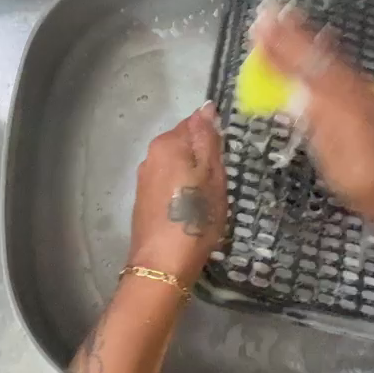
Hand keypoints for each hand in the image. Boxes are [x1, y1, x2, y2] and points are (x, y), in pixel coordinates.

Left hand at [127, 104, 228, 284]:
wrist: (163, 265)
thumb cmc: (195, 217)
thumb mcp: (212, 175)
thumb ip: (208, 139)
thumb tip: (207, 107)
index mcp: (168, 143)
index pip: (195, 122)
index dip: (214, 137)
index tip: (228, 155)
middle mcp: (151, 155)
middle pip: (184, 144)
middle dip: (203, 157)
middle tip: (223, 180)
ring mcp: (145, 178)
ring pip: (177, 165)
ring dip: (193, 174)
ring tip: (210, 197)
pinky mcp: (144, 200)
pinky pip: (169, 183)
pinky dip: (182, 190)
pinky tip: (193, 209)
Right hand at [252, 5, 373, 227]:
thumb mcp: (339, 166)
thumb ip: (317, 127)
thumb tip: (294, 97)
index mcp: (340, 106)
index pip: (301, 70)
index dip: (278, 49)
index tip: (258, 30)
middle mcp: (352, 92)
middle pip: (315, 55)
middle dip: (290, 33)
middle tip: (268, 12)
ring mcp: (364, 93)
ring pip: (328, 56)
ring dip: (305, 36)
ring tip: (287, 18)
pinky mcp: (371, 99)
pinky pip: (340, 64)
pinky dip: (323, 49)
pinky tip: (320, 43)